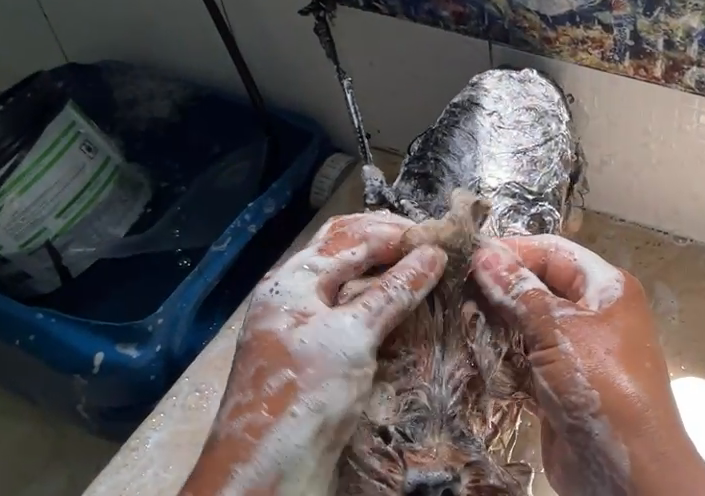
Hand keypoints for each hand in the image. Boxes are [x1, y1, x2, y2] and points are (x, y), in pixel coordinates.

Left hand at [181, 212, 445, 495]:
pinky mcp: (316, 358)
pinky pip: (353, 314)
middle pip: (346, 252)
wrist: (266, 480)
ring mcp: (303, 328)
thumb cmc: (303, 397)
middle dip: (388, 245)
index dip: (394, 234)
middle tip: (433, 246)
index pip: (349, 238)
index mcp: (291, 281)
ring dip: (387, 274)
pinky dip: (380, 304)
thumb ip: (394, 291)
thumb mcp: (352, 337)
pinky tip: (408, 309)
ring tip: (428, 272)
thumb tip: (435, 251)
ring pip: (351, 284)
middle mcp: (294, 297)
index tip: (438, 236)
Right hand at [471, 235, 704, 495]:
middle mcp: (593, 313)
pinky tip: (470, 349)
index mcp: (606, 288)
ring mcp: (576, 351)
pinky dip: (501, 355)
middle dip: (502, 286)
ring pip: (529, 323)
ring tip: (456, 313)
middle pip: (541, 285)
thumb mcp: (560, 331)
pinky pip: (526, 358)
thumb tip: (485, 255)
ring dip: (497, 321)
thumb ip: (519, 293)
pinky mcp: (559, 385)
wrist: (628, 471)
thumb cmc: (602, 385)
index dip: (514, 250)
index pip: (555, 253)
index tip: (470, 253)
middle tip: (456, 284)